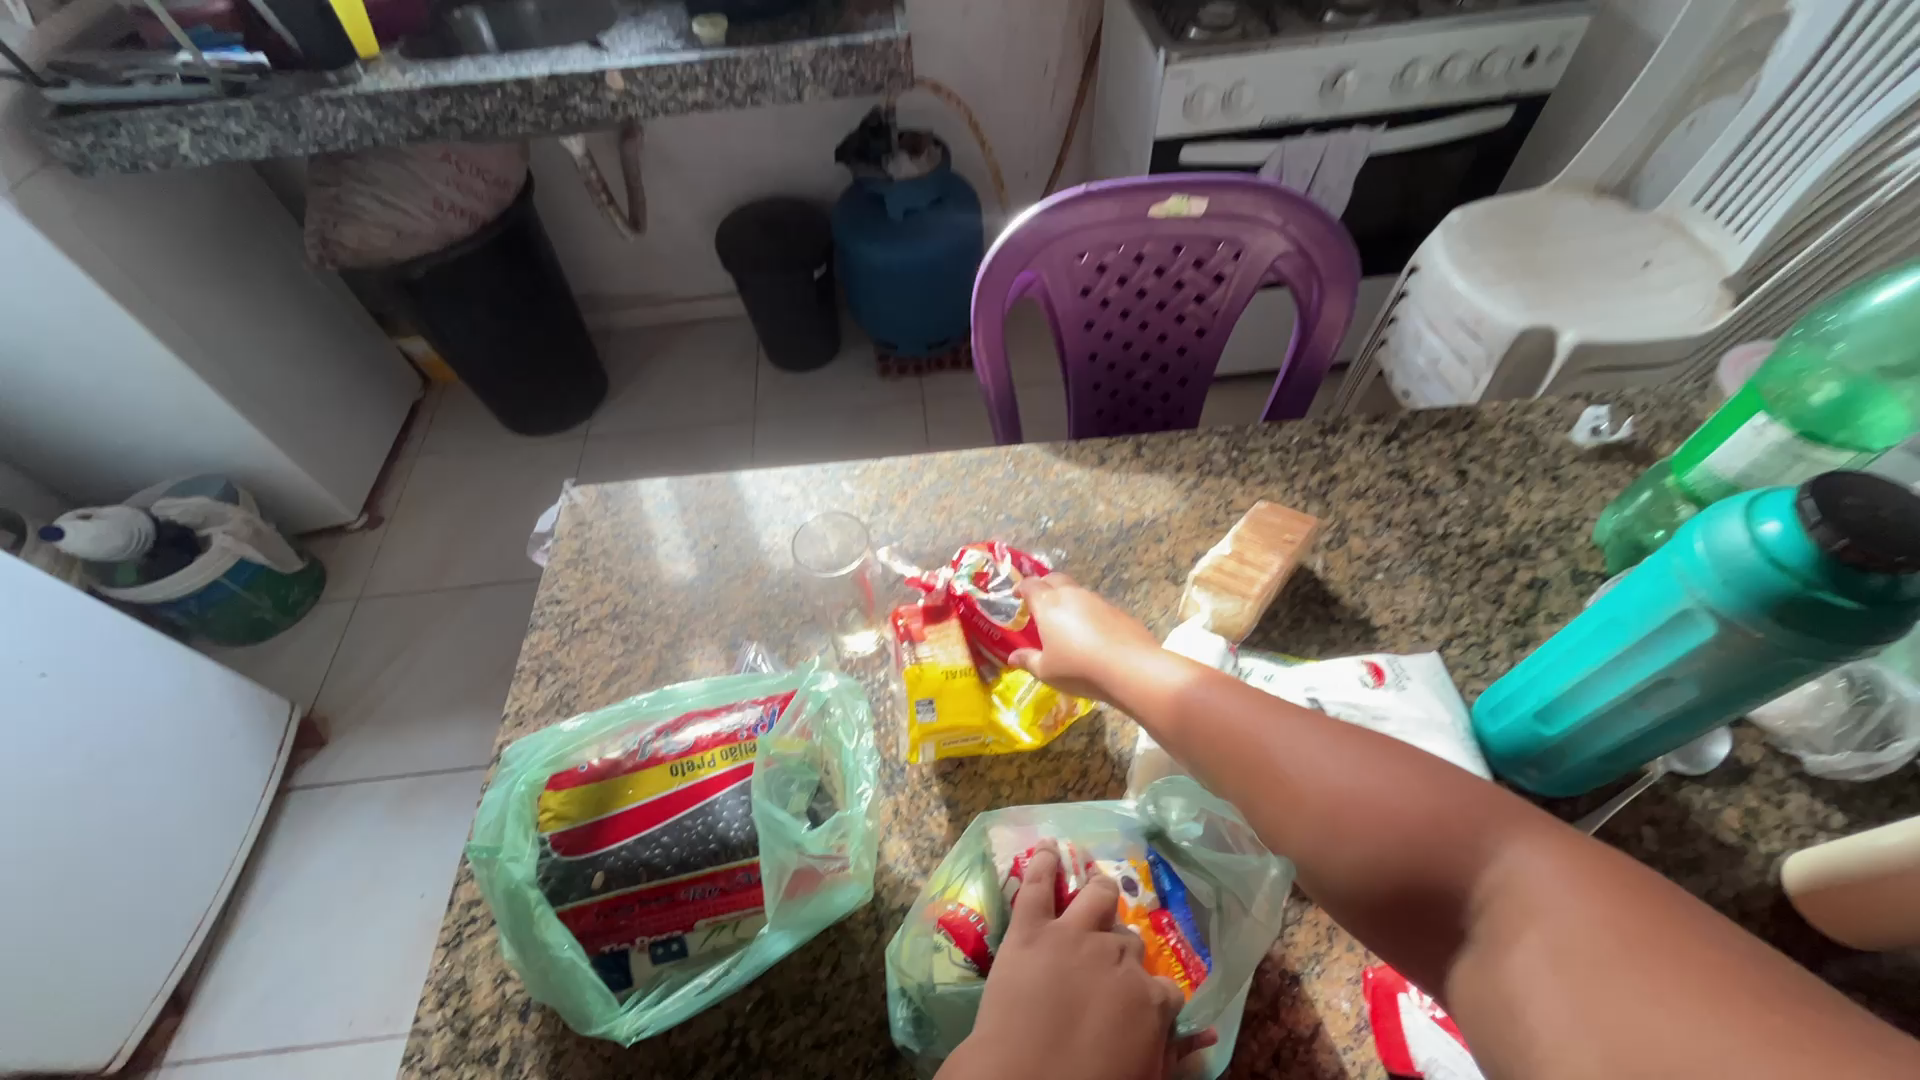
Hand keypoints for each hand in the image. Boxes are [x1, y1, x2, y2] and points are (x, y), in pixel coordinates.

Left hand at [943, 843, 1214, 1079]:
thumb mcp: (1146, 1076)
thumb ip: (1176, 1055)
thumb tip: (1209, 1040)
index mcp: (1148, 995)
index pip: (1164, 985)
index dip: (1151, 994)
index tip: (1140, 1004)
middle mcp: (1116, 956)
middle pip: (1128, 940)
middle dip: (1121, 952)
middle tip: (1105, 966)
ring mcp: (1072, 936)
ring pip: (1096, 897)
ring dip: (1100, 894)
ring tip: (1097, 890)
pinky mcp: (1030, 930)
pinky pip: (1038, 886)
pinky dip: (1041, 863)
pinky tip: (1046, 846)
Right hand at [1006, 574, 1161, 704]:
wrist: (1131, 668)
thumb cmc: (1079, 669)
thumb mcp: (1047, 671)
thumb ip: (1028, 660)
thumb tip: (1012, 657)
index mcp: (1049, 604)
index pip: (1030, 584)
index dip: (1021, 587)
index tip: (1016, 595)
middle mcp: (1072, 595)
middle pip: (1054, 579)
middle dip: (1043, 585)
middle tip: (1038, 601)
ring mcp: (1097, 600)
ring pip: (1076, 591)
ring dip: (1066, 598)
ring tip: (1064, 619)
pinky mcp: (1117, 610)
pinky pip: (1095, 605)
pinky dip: (1087, 612)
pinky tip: (1090, 632)